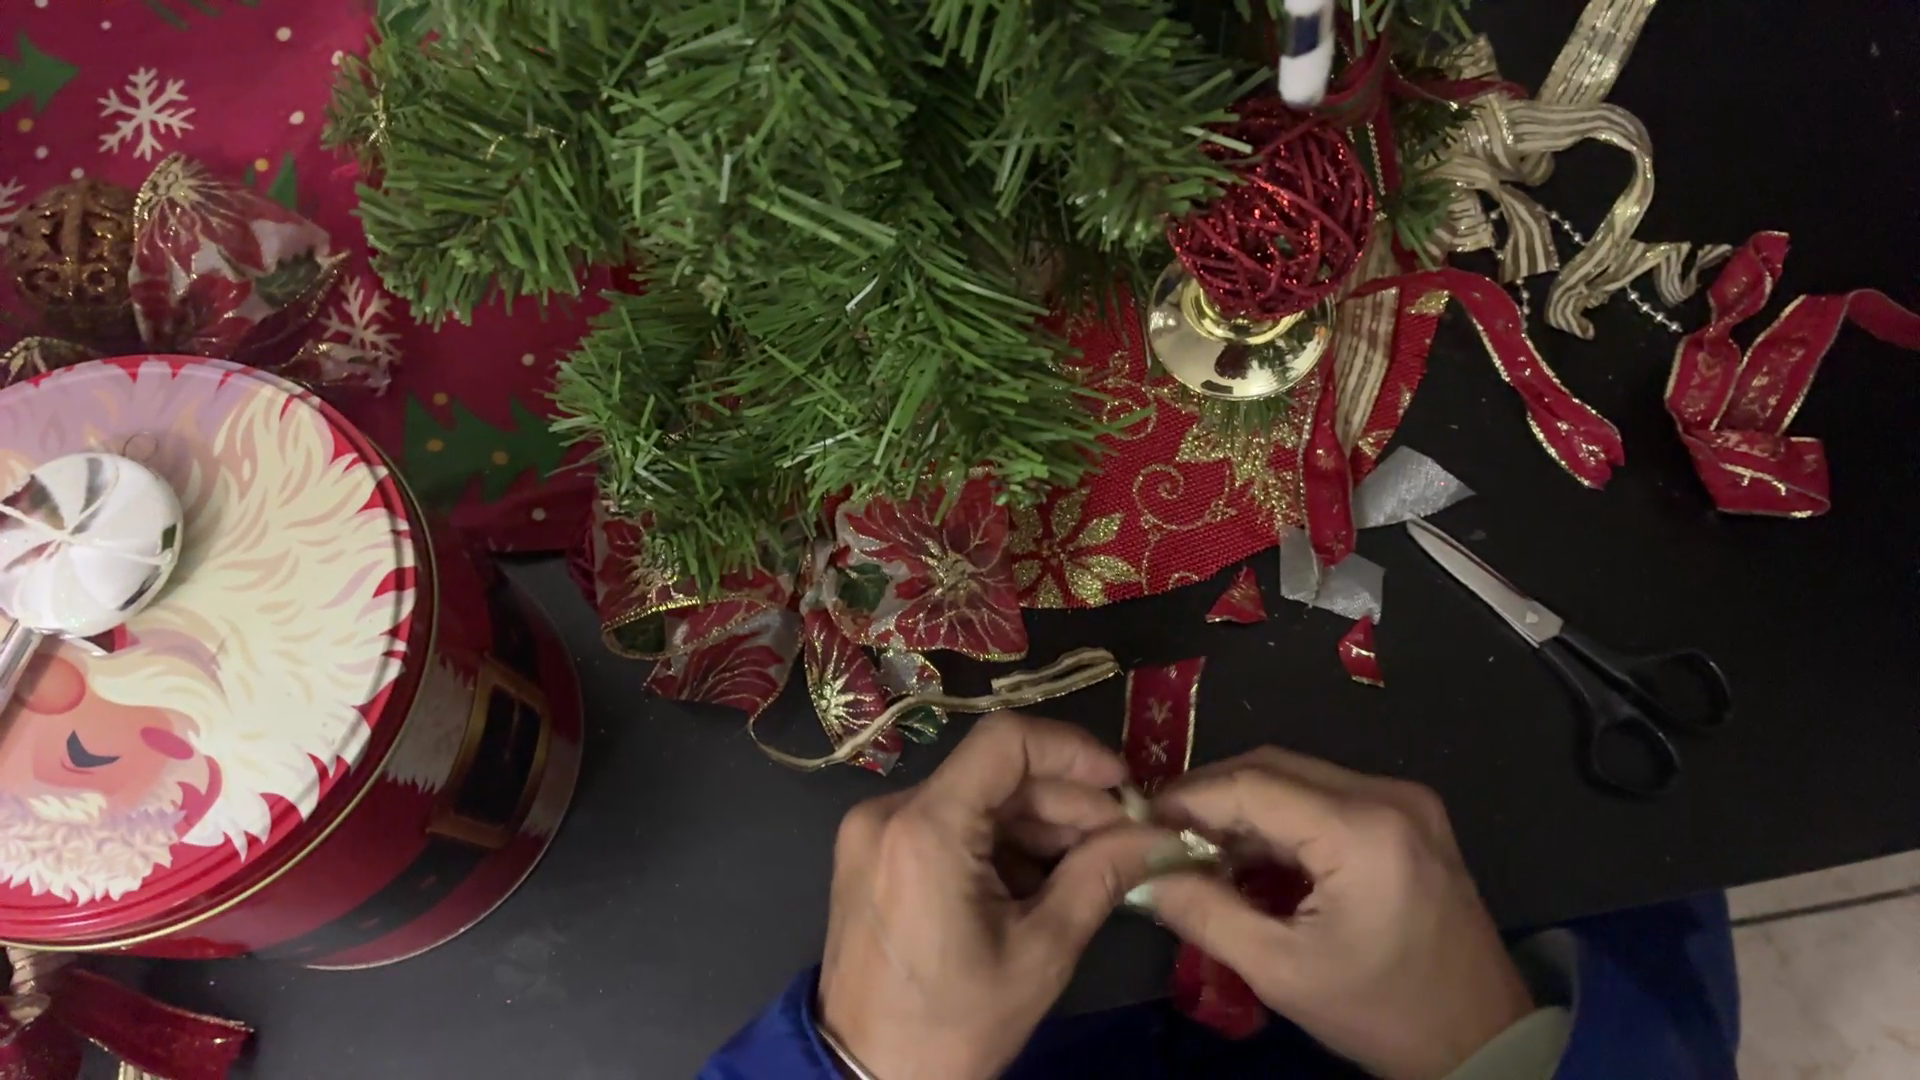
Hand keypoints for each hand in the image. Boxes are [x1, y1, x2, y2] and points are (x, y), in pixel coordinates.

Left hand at [817, 713, 1173, 1079]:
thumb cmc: (954, 1027)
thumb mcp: (1040, 954)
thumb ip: (1101, 877)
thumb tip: (1158, 837)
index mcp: (926, 828)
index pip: (1005, 741)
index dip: (1071, 750)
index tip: (1120, 784)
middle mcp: (890, 809)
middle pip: (996, 774)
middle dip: (1065, 801)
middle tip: (1122, 837)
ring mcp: (875, 826)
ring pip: (976, 796)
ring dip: (1037, 823)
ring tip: (1089, 863)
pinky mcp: (873, 846)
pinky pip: (950, 820)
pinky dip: (999, 840)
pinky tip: (1038, 877)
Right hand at [1144, 749, 1534, 1079]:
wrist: (1492, 1048)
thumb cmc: (1385, 1016)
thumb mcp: (1282, 972)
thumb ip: (1202, 913)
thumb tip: (1138, 872)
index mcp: (1363, 831)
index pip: (1251, 785)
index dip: (1189, 797)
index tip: (1143, 822)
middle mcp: (1387, 794)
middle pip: (1270, 766)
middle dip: (1210, 796)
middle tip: (1165, 831)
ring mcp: (1402, 799)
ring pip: (1292, 774)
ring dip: (1241, 803)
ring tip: (1200, 844)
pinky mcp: (1404, 812)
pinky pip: (1319, 793)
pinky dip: (1276, 815)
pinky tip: (1250, 850)